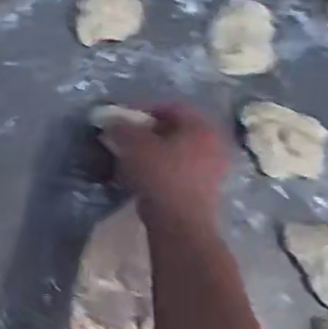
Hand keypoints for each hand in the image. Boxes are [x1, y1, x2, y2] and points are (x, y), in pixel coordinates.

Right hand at [97, 101, 228, 223]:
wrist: (179, 221)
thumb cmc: (159, 174)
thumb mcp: (133, 144)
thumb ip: (122, 127)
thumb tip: (113, 121)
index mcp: (201, 128)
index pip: (172, 107)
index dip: (145, 109)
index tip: (125, 119)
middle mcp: (214, 144)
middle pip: (178, 128)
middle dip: (150, 130)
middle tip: (128, 136)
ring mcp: (213, 168)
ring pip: (179, 149)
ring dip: (156, 149)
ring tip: (133, 157)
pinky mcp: (206, 189)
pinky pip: (181, 168)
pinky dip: (163, 166)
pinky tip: (144, 175)